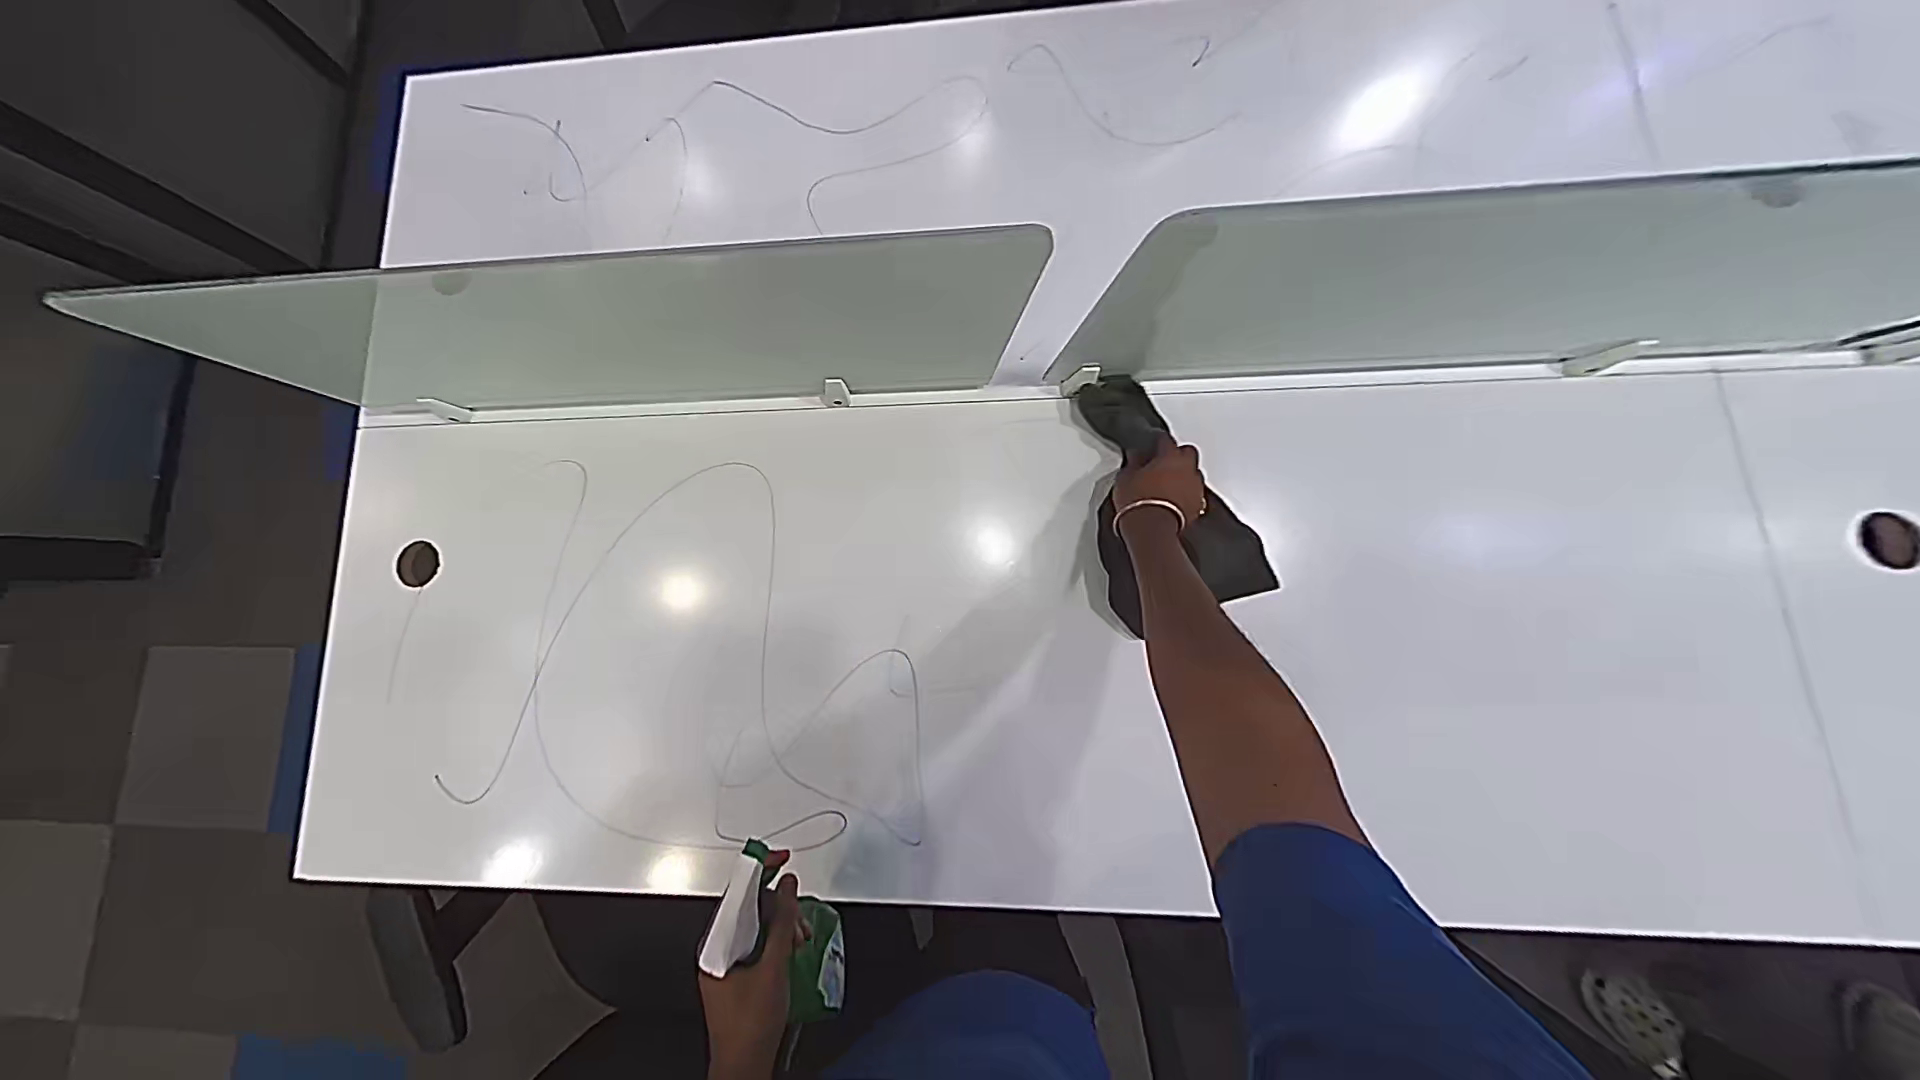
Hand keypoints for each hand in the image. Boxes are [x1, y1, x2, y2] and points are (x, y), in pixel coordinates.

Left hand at [701, 854, 802, 1079]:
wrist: (745, 1069)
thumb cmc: (752, 1024)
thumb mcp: (774, 966)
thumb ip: (782, 921)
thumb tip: (788, 886)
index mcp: (715, 945)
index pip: (738, 894)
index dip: (760, 870)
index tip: (780, 856)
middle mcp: (717, 949)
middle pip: (750, 908)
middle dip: (780, 907)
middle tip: (799, 917)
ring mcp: (727, 961)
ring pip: (757, 924)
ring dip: (783, 925)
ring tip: (799, 939)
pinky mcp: (738, 971)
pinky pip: (758, 940)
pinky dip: (778, 938)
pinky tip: (793, 947)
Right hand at [1112, 436, 1204, 532]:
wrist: (1151, 530)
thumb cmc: (1139, 502)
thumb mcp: (1125, 477)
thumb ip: (1134, 462)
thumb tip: (1136, 456)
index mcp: (1170, 456)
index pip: (1166, 440)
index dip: (1157, 441)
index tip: (1151, 444)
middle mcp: (1187, 468)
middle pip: (1187, 452)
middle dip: (1177, 454)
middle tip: (1163, 461)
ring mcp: (1195, 487)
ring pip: (1194, 472)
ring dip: (1183, 474)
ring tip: (1168, 481)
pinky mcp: (1197, 505)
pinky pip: (1194, 492)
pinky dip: (1186, 492)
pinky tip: (1174, 497)